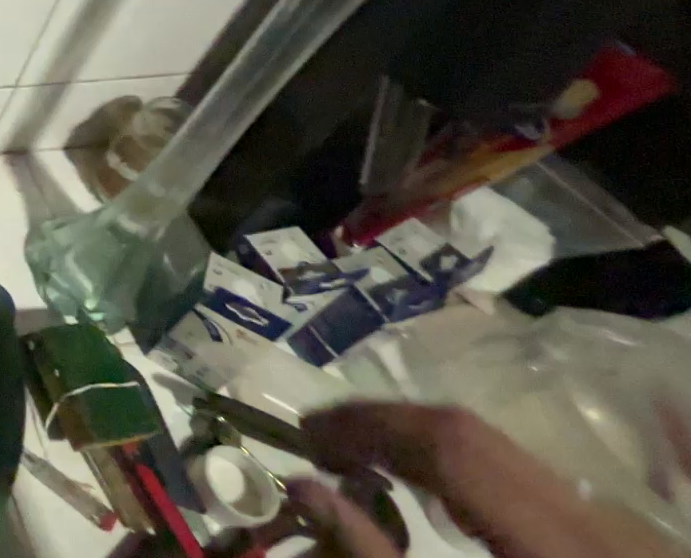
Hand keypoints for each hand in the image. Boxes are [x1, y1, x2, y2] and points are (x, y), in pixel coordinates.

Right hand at [288, 402, 680, 557]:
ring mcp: (633, 536)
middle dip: (384, 425)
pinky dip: (600, 448)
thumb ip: (375, 557)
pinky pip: (616, 480)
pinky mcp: (640, 547)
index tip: (305, 434)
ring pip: (517, 450)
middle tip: (324, 441)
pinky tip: (651, 409)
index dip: (365, 424)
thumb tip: (300, 484)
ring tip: (377, 456)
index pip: (446, 446)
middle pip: (473, 436)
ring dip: (431, 439)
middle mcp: (602, 530)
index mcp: (553, 548)